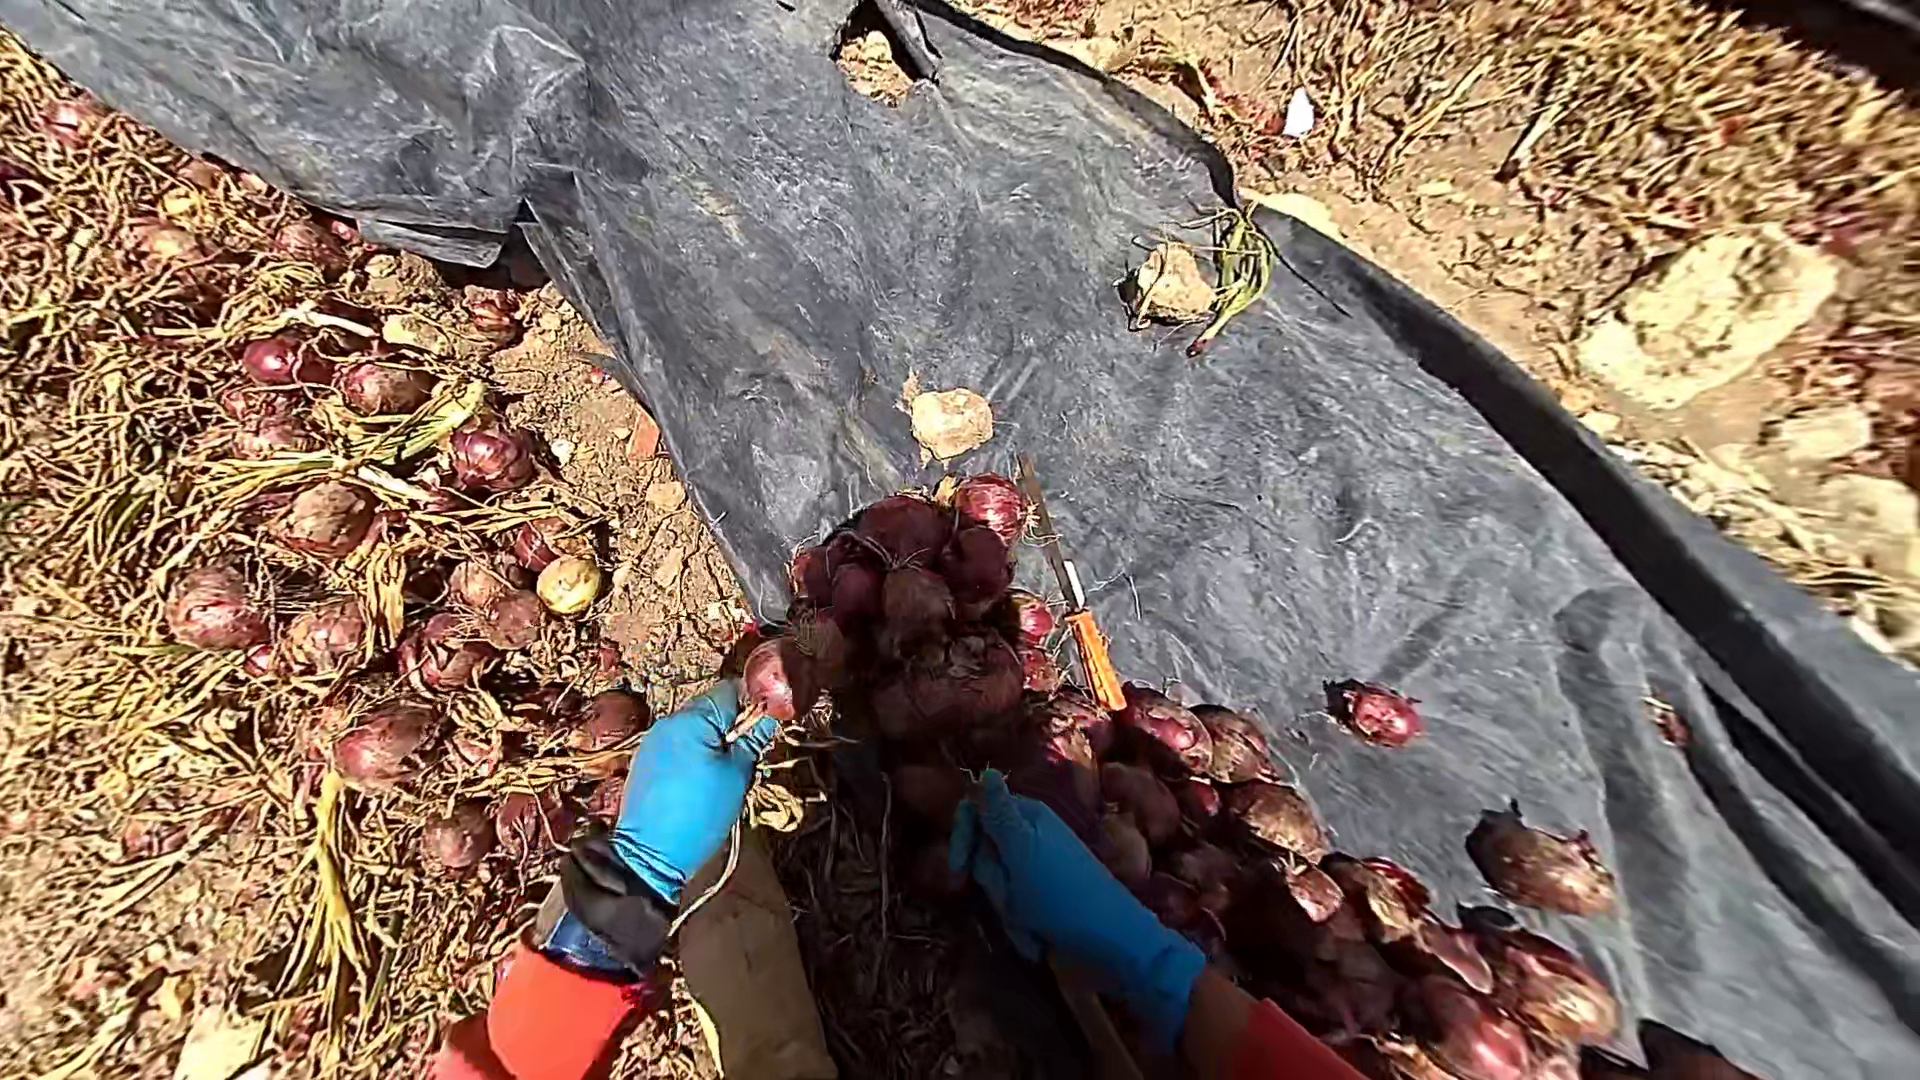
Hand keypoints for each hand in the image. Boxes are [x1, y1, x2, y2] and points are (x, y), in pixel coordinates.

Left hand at [607, 678, 775, 903]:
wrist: (648, 858)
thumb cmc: (698, 813)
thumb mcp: (737, 773)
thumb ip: (754, 737)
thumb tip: (773, 712)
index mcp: (691, 719)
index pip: (731, 689)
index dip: (755, 701)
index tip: (769, 720)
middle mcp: (669, 722)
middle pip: (714, 706)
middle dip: (736, 723)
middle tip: (752, 750)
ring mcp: (655, 741)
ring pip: (699, 725)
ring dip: (718, 738)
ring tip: (730, 768)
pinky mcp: (648, 760)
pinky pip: (682, 742)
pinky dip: (699, 750)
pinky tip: (707, 777)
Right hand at [949, 770, 1205, 1049]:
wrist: (1114, 945)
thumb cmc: (1063, 894)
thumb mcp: (1022, 851)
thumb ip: (997, 813)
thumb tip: (986, 770)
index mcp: (1025, 816)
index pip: (976, 811)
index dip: (963, 838)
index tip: (958, 870)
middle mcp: (1028, 837)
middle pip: (983, 853)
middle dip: (992, 884)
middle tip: (1012, 899)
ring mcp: (1035, 870)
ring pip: (997, 887)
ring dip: (1008, 912)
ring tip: (1031, 928)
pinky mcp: (1042, 901)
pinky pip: (1014, 911)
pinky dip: (1022, 928)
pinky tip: (1038, 942)